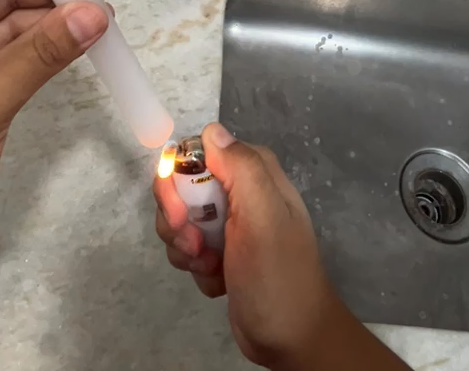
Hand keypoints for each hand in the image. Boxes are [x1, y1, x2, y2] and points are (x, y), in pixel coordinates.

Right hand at [154, 123, 383, 369]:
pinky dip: (195, 265)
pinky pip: (188, 245)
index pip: (196, 151)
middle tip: (196, 246)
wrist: (290, 338)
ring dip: (185, 246)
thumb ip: (240, 168)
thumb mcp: (263, 216)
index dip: (178, 179)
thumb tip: (210, 129)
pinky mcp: (220, 249)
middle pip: (181, 184)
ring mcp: (229, 220)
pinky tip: (216, 281)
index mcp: (253, 170)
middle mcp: (240, 188)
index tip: (181, 213)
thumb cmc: (277, 273)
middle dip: (178, 219)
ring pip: (180, 217)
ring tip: (210, 267)